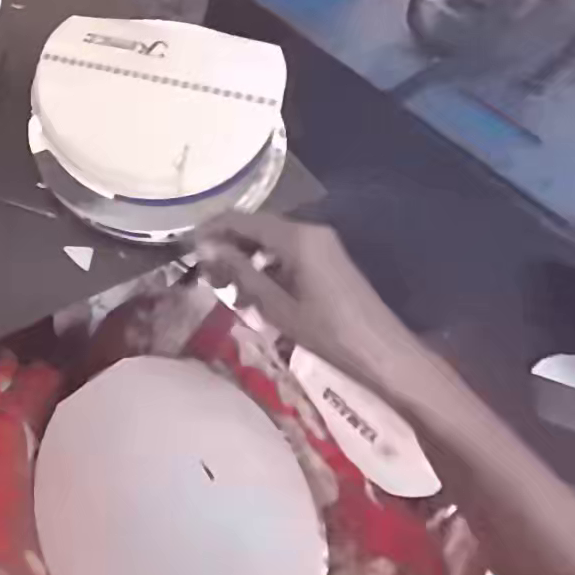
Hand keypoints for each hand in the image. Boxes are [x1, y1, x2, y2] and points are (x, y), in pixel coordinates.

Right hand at [189, 212, 417, 381]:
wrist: (385, 355)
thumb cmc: (328, 332)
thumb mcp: (275, 304)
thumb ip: (239, 270)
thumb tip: (206, 246)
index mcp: (295, 237)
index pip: (240, 219)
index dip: (211, 230)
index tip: (189, 248)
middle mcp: (308, 230)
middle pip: (255, 227)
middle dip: (228, 247)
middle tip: (208, 275)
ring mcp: (320, 243)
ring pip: (269, 241)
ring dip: (245, 260)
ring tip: (230, 292)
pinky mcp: (327, 257)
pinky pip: (286, 252)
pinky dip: (266, 267)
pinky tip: (256, 295)